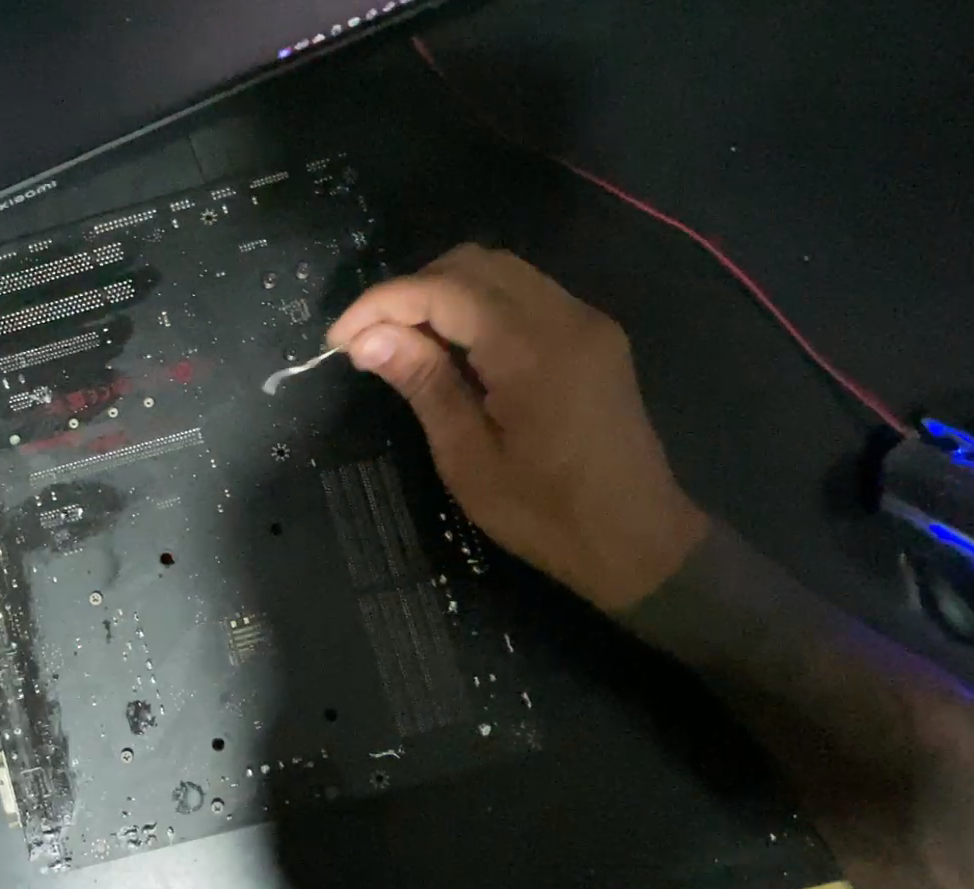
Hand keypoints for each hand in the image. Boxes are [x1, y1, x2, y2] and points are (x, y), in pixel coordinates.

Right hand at [327, 244, 709, 610]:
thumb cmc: (543, 514)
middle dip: (409, 290)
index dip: (382, 303)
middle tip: (368, 340)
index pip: (445, 290)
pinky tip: (447, 349)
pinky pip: (521, 295)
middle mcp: (566, 318)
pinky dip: (472, 307)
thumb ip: (424, 385)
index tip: (338, 339)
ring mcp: (584, 323)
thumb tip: (366, 339)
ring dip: (439, 294)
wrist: (634, 539)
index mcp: (533, 352)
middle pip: (473, 264)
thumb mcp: (467, 458)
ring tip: (400, 343)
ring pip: (498, 272)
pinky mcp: (589, 337)